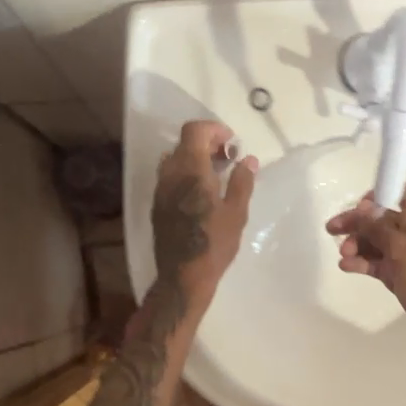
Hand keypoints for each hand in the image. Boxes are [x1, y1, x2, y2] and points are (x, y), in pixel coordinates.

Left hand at [152, 120, 257, 294]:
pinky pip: (171, 177)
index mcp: (191, 170)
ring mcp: (161, 189)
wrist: (183, 275)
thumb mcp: (236, 213)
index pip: (195, 131)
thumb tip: (248, 160)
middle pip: (185, 143)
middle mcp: (170, 173)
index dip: (213, 129)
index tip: (231, 142)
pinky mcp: (158, 204)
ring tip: (216, 176)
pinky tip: (202, 194)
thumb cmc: (214, 244)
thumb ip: (242, 182)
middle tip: (228, 158)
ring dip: (196, 159)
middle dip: (207, 143)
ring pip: (176, 159)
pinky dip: (186, 174)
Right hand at [325, 183, 405, 336]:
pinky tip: (345, 266)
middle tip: (332, 230)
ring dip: (357, 244)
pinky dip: (361, 262)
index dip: (381, 194)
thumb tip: (364, 206)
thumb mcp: (400, 247)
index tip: (360, 205)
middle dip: (357, 223)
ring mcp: (403, 255)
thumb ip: (379, 226)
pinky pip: (376, 263)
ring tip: (342, 255)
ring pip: (375, 243)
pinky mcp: (397, 275)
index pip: (402, 193)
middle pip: (380, 219)